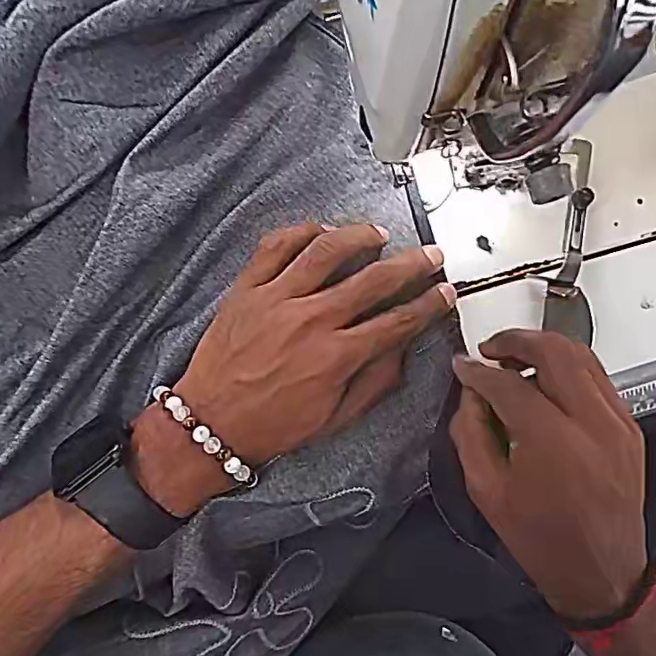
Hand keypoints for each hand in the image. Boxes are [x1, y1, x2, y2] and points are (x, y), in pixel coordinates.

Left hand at [129, 223, 453, 515]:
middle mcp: (310, 321)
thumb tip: (403, 350)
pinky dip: (302, 232)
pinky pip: (276, 246)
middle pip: (374, 279)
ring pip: (327, 251)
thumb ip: (375, 382)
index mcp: (336, 357)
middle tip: (429, 256)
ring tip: (379, 234)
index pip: (397, 320)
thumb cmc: (272, 424)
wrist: (212, 423)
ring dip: (360, 237)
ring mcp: (276, 300)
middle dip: (411, 265)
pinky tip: (321, 231)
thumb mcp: (335, 417)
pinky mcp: (248, 289)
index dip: (428, 303)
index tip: (443, 292)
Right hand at [449, 330, 648, 618]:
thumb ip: (470, 433)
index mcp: (552, 443)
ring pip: (583, 356)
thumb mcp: (486, 490)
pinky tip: (548, 382)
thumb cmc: (545, 541)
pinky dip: (569, 369)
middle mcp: (592, 425)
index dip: (478, 372)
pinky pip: (598, 378)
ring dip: (545, 349)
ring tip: (517, 359)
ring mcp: (617, 424)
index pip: (508, 384)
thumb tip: (470, 395)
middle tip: (492, 348)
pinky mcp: (629, 428)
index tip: (464, 368)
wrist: (600, 571)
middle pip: (554, 352)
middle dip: (516, 340)